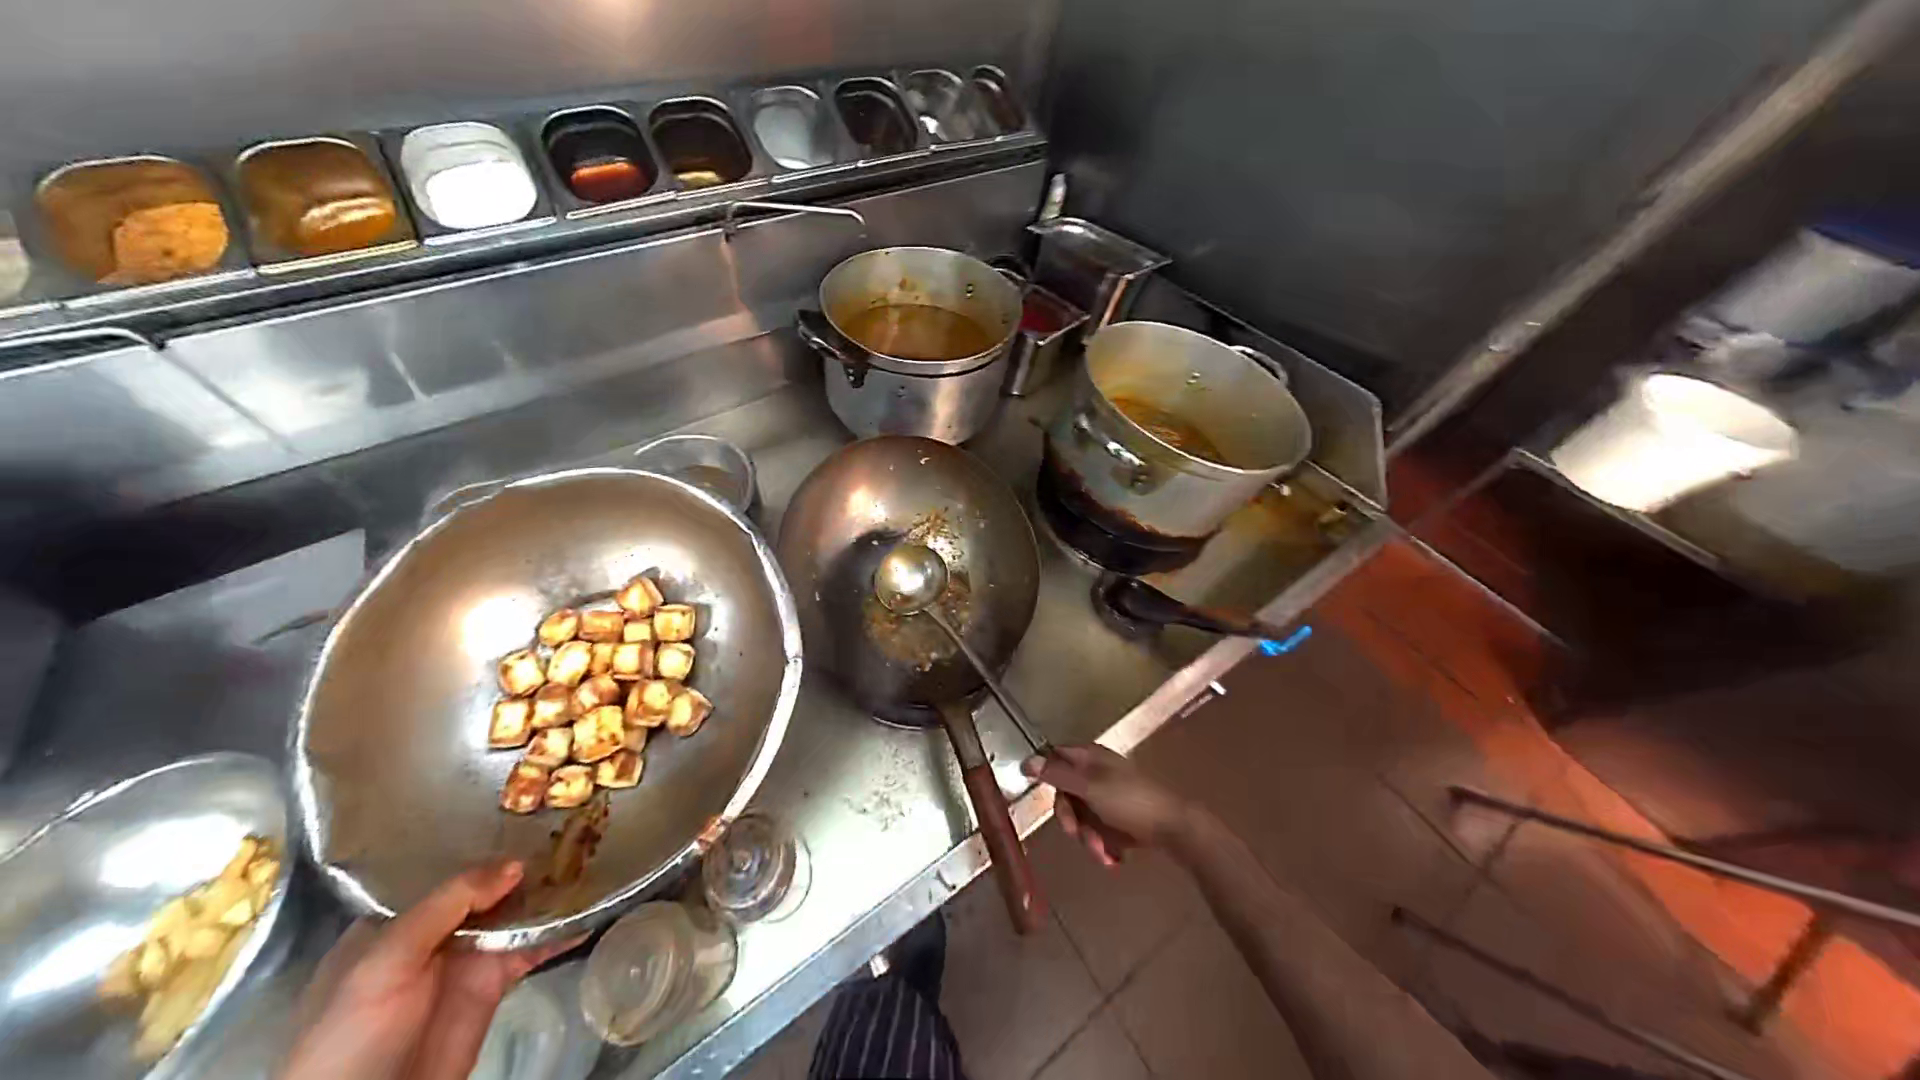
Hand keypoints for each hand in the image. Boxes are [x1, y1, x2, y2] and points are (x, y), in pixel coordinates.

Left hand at [279, 861, 581, 1079]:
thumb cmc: (354, 1035)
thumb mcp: (386, 962)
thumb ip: (447, 906)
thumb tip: (516, 863)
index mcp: (397, 919)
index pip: (448, 869)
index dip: (488, 844)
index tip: (535, 819)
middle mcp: (435, 932)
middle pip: (490, 888)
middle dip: (531, 865)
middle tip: (580, 835)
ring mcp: (466, 959)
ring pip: (517, 914)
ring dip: (552, 895)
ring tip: (596, 867)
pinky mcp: (493, 984)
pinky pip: (532, 949)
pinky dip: (561, 933)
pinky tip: (590, 915)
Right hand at [1022, 744, 1195, 866]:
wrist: (1175, 828)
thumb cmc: (1130, 802)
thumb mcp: (1089, 788)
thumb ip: (1057, 775)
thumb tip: (1026, 761)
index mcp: (1089, 757)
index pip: (1054, 757)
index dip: (1046, 775)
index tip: (1041, 796)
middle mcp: (1096, 773)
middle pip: (1065, 794)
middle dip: (1072, 820)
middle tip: (1078, 833)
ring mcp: (1108, 796)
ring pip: (1081, 817)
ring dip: (1088, 837)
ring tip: (1103, 851)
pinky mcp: (1118, 817)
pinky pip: (1098, 829)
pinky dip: (1102, 843)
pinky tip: (1113, 855)